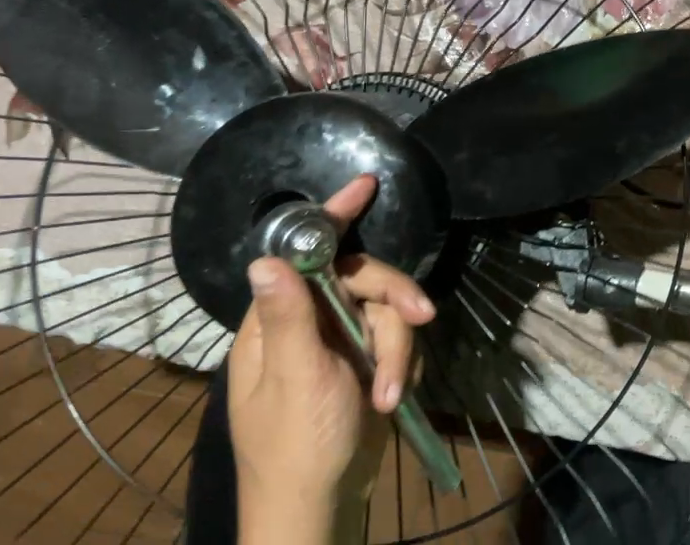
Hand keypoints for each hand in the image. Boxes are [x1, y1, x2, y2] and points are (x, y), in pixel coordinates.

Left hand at [228, 174, 437, 542]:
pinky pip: (395, 341)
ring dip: (397, 351)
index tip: (366, 185)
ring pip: (388, 313)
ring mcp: (338, 344)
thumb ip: (287, 318)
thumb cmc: (295, 445)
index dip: (334, 218)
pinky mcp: (363, 363)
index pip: (304, 255)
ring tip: (390, 395)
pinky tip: (391, 397)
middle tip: (425, 318)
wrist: (317, 505)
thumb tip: (264, 258)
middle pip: (365, 281)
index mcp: (276, 322)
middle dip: (396, 302)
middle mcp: (308, 324)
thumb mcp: (296, 380)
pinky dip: (399, 367)